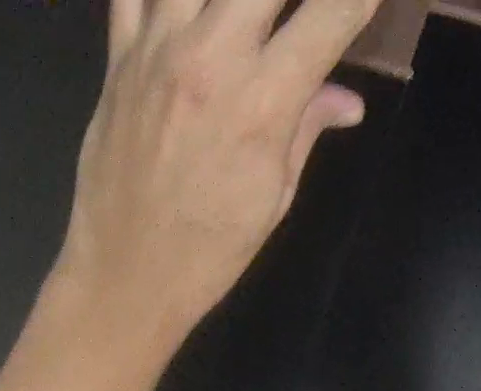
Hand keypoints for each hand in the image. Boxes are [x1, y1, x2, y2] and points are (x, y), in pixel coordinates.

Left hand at [51, 0, 385, 349]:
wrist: (128, 274)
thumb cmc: (212, 250)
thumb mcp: (274, 198)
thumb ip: (306, 130)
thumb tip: (347, 102)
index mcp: (262, 103)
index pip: (331, 14)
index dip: (359, 0)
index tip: (363, 5)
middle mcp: (210, 56)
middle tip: (300, 16)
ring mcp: (157, 48)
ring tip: (246, 17)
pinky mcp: (117, 56)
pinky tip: (188, 11)